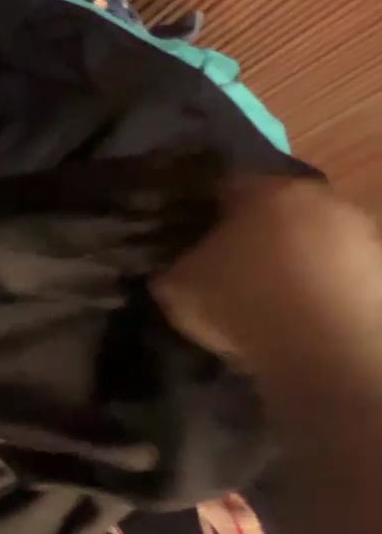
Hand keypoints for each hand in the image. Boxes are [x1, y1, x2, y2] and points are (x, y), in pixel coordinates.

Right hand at [153, 176, 381, 367]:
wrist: (330, 349)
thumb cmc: (240, 301)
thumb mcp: (173, 283)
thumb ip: (172, 260)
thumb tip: (174, 258)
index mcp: (266, 192)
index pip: (221, 184)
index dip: (196, 206)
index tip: (178, 228)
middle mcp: (321, 199)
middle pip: (272, 207)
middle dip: (246, 227)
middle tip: (216, 255)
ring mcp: (362, 233)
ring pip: (306, 234)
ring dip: (283, 253)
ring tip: (255, 285)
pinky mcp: (381, 268)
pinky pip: (332, 265)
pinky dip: (310, 278)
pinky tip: (287, 305)